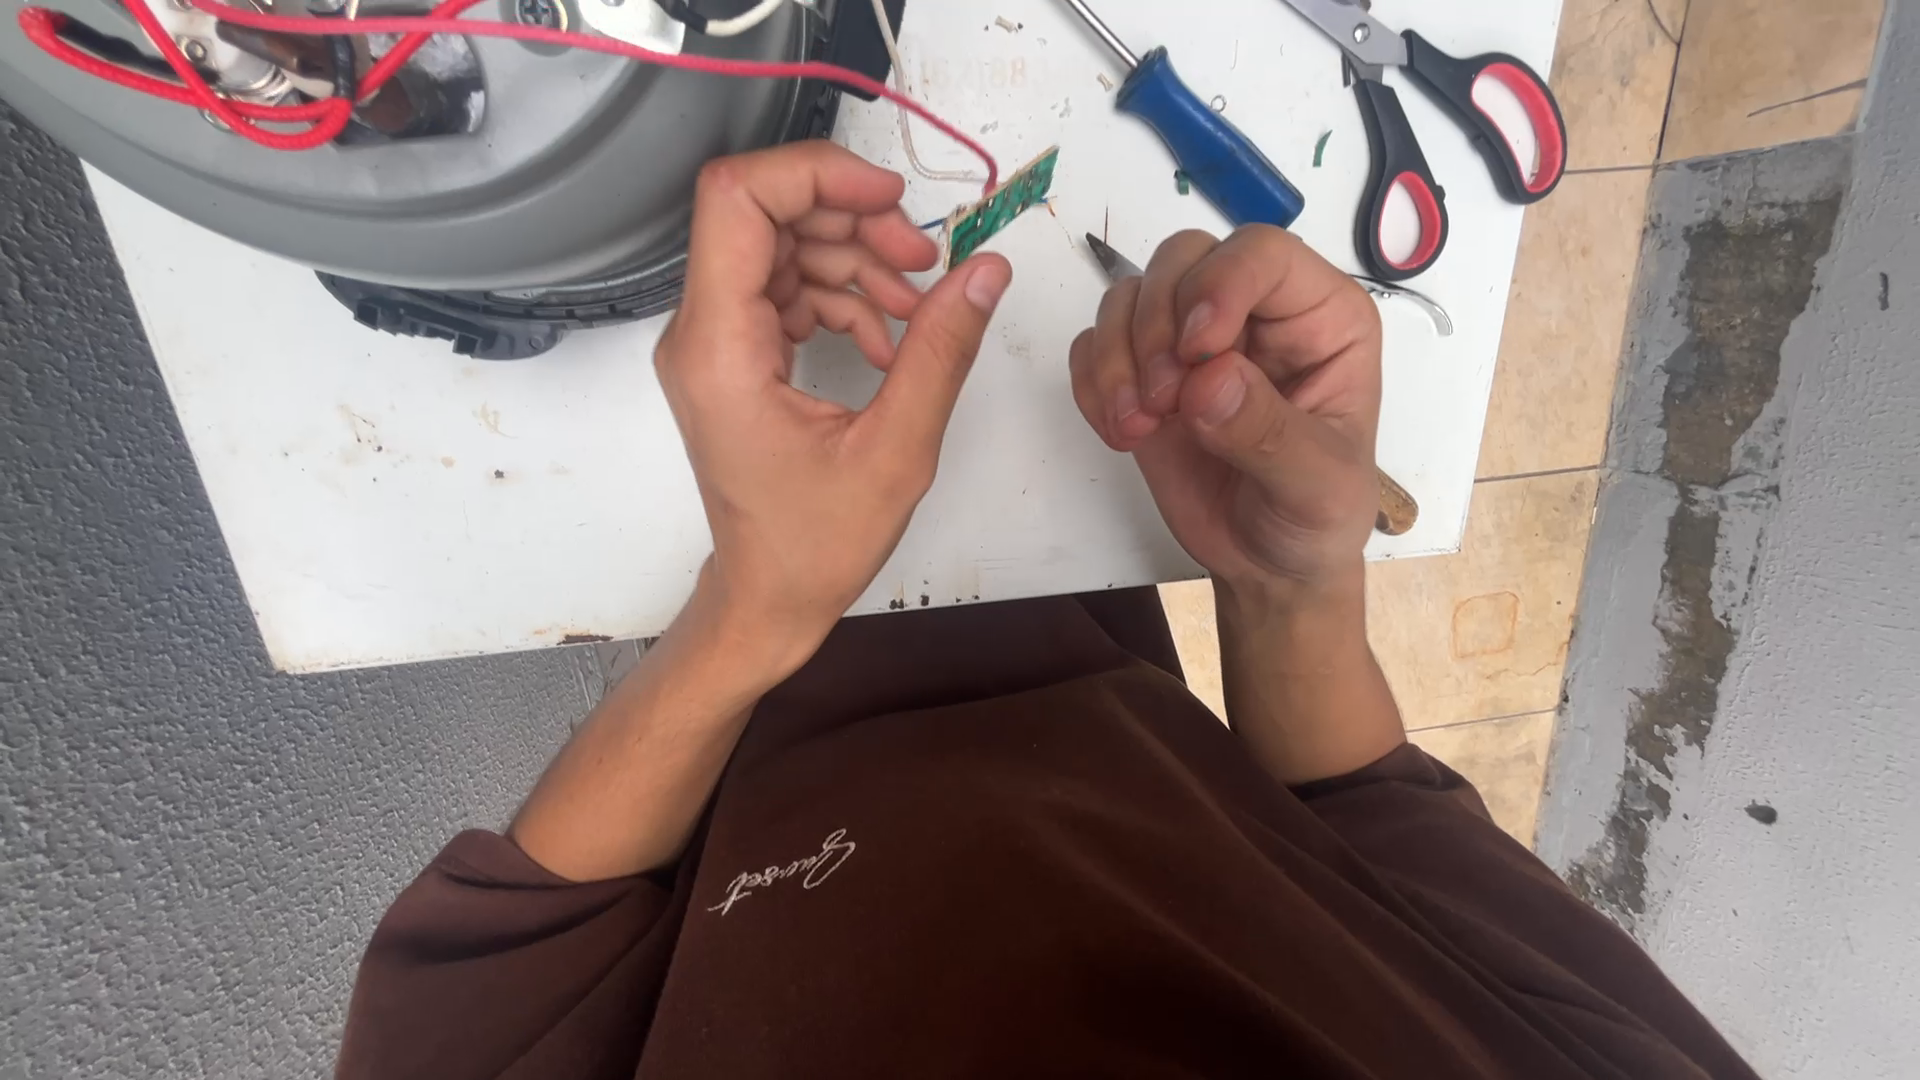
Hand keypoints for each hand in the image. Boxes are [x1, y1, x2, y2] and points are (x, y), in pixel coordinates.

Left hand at [656, 140, 1012, 685]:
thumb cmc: (817, 544)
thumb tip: (986, 271)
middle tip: (925, 261)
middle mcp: (700, 336)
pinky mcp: (734, 361)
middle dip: (853, 221)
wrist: (769, 596)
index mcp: (721, 351)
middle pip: (767, 217)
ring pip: (781, 251)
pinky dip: (841, 299)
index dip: (819, 173)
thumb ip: (942, 353)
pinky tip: (886, 341)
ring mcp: (713, 347)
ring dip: (855, 262)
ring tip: (918, 309)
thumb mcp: (897, 451)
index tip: (894, 199)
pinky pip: (785, 294)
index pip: (739, 200)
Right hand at [1068, 226, 1381, 600]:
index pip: (1260, 253)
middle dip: (1154, 327)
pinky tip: (1120, 432)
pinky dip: (1092, 384)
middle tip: (1162, 404)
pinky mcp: (1141, 377)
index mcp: (1317, 319)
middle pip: (1181, 259)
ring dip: (1116, 360)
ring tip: (1136, 427)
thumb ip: (1269, 435)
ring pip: (1128, 297)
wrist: (1263, 562)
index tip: (1195, 357)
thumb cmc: (1311, 519)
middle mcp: (1251, 316)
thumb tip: (1206, 382)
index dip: (1217, 287)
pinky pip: (1092, 346)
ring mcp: (1189, 345)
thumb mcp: (1316, 487)